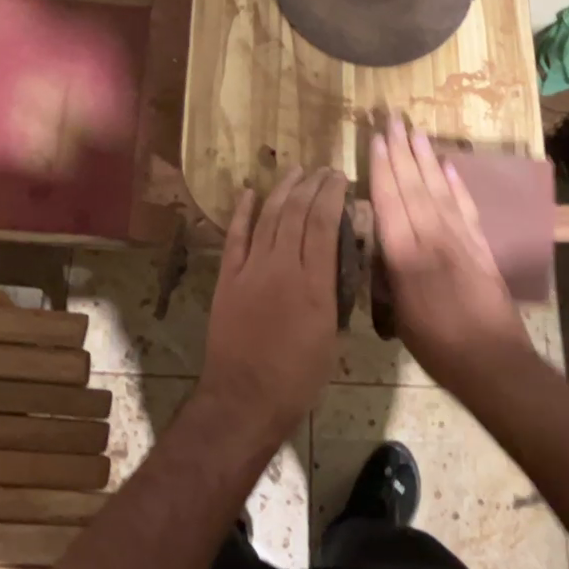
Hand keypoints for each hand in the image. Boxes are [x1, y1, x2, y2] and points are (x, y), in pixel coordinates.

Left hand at [198, 166, 349, 434]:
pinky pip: (235, 237)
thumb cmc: (298, 376)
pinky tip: (250, 193)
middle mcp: (282, 266)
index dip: (332, 195)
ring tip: (294, 171)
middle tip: (322, 170)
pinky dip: (242, 212)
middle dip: (311, 186)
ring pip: (268, 217)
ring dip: (282, 190)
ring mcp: (250, 269)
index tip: (340, 178)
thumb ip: (336, 292)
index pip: (324, 223)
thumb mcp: (331, 334)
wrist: (245, 397)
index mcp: (314, 282)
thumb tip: (342, 259)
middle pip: (296, 212)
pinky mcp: (227, 278)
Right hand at [369, 115, 534, 395]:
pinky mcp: (480, 247)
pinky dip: (456, 184)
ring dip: (425, 158)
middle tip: (392, 117)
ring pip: (438, 189)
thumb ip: (386, 275)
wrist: (493, 363)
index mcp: (405, 257)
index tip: (375, 139)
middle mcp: (432, 239)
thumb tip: (376, 246)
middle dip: (401, 150)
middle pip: (413, 186)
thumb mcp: (397, 315)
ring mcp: (459, 240)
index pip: (389, 201)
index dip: (381, 168)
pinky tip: (448, 165)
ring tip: (416, 130)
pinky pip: (465, 208)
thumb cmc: (436, 347)